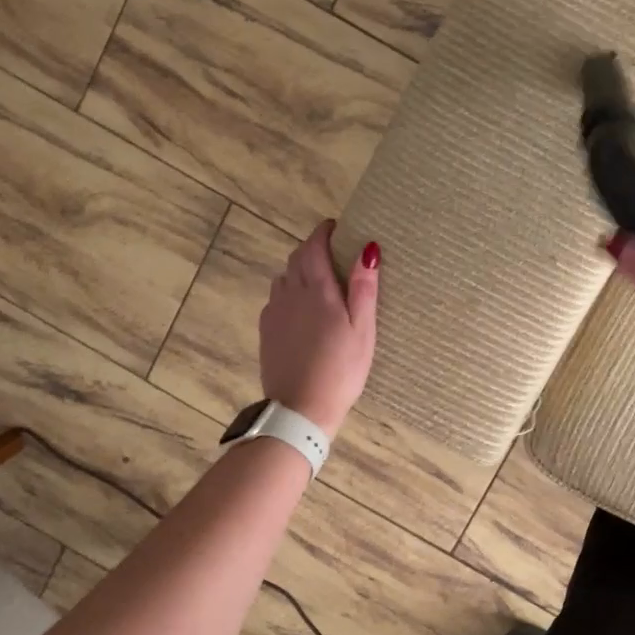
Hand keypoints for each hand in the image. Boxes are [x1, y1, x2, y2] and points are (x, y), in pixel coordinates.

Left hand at [259, 220, 378, 435]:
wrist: (300, 408)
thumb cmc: (341, 369)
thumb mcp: (363, 329)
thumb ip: (363, 288)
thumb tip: (368, 248)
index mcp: (317, 291)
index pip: (312, 248)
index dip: (322, 233)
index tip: (335, 227)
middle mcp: (290, 295)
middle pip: (295, 260)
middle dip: (311, 248)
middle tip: (331, 250)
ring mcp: (274, 314)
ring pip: (283, 278)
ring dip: (299, 269)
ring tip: (319, 278)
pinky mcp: (267, 332)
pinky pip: (276, 299)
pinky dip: (289, 291)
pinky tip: (302, 308)